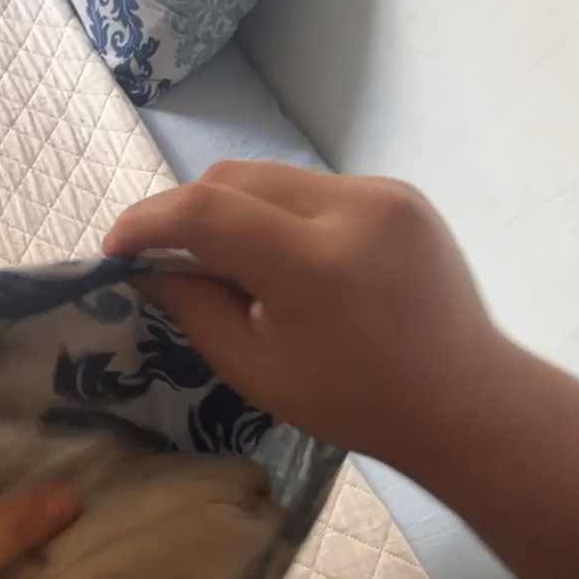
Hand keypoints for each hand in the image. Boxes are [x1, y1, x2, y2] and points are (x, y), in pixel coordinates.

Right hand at [104, 160, 523, 461]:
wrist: (464, 400)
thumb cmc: (350, 401)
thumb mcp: (250, 367)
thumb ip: (191, 306)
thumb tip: (146, 266)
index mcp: (314, 264)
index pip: (205, 211)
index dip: (145, 222)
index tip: (113, 249)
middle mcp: (352, 209)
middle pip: (229, 179)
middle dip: (178, 213)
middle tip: (157, 257)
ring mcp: (381, 192)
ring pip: (264, 176)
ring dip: (222, 209)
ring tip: (214, 259)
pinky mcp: (394, 192)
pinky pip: (302, 186)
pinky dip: (266, 211)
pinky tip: (270, 255)